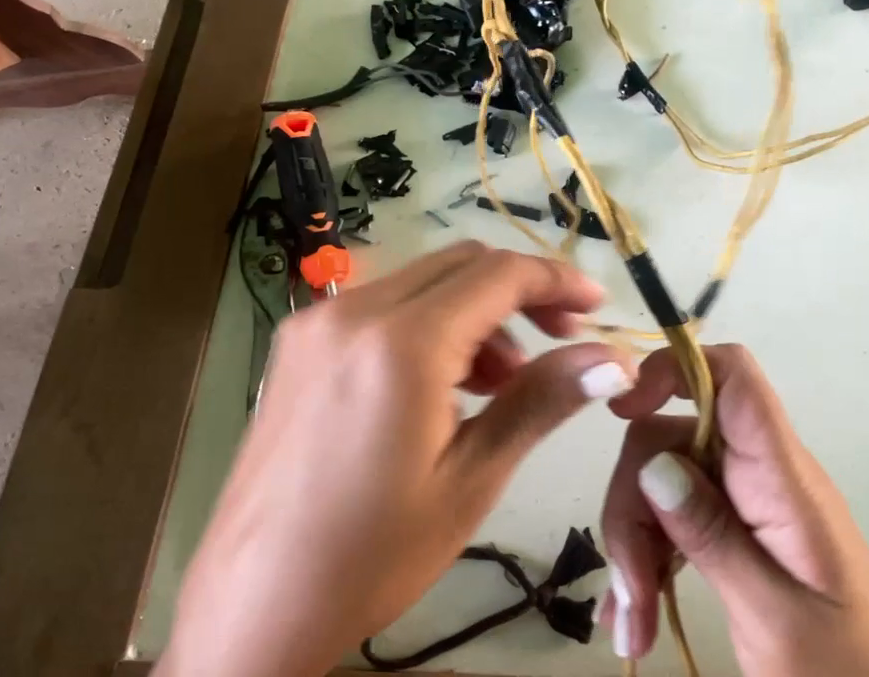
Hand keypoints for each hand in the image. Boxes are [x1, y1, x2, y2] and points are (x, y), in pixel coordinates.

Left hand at [160, 242, 635, 676]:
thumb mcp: (471, 479)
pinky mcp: (298, 344)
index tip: (597, 305)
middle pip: (461, 264)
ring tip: (501, 381)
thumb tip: (614, 358)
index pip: (499, 274)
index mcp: (401, 343)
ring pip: (421, 281)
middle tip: (562, 340)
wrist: (254, 604)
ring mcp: (317, 323)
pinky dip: (428, 323)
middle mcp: (353, 311)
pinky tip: (444, 384)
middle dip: (520, 291)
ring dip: (475, 309)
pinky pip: (382, 306)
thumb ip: (541, 401)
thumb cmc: (373, 555)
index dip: (556, 280)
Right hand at [601, 344, 868, 675]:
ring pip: (658, 482)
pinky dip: (644, 563)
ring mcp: (739, 499)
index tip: (621, 410)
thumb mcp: (775, 616)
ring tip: (632, 627)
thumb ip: (714, 538)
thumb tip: (653, 466)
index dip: (675, 369)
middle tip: (629, 594)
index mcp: (781, 477)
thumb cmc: (845, 665)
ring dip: (632, 548)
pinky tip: (632, 620)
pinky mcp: (728, 527)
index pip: (734, 379)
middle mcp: (756, 473)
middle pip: (671, 439)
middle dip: (632, 506)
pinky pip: (668, 519)